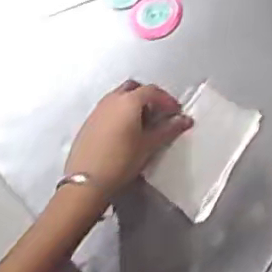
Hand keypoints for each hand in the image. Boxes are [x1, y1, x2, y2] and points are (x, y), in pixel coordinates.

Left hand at [64, 80, 193, 198]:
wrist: (85, 184)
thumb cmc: (122, 160)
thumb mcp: (149, 145)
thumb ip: (169, 129)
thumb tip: (185, 120)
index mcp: (129, 100)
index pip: (152, 91)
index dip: (167, 100)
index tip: (175, 112)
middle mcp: (112, 99)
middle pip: (134, 88)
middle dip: (147, 96)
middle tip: (157, 113)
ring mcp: (97, 110)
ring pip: (118, 97)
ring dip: (132, 104)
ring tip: (141, 124)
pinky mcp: (87, 123)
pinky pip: (107, 109)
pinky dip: (119, 113)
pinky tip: (122, 133)